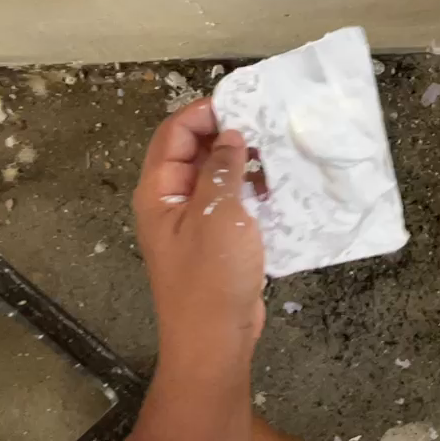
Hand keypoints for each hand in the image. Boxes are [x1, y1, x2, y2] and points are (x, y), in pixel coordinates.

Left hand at [133, 99, 265, 367]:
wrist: (215, 339)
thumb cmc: (211, 277)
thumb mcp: (218, 214)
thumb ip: (223, 169)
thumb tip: (231, 134)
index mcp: (160, 190)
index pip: (174, 132)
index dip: (205, 111)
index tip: (244, 101)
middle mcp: (172, 200)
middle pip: (195, 150)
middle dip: (228, 132)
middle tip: (268, 122)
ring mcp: (195, 221)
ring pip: (217, 175)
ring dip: (244, 160)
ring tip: (278, 149)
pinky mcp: (218, 238)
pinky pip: (233, 200)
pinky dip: (252, 188)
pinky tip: (280, 185)